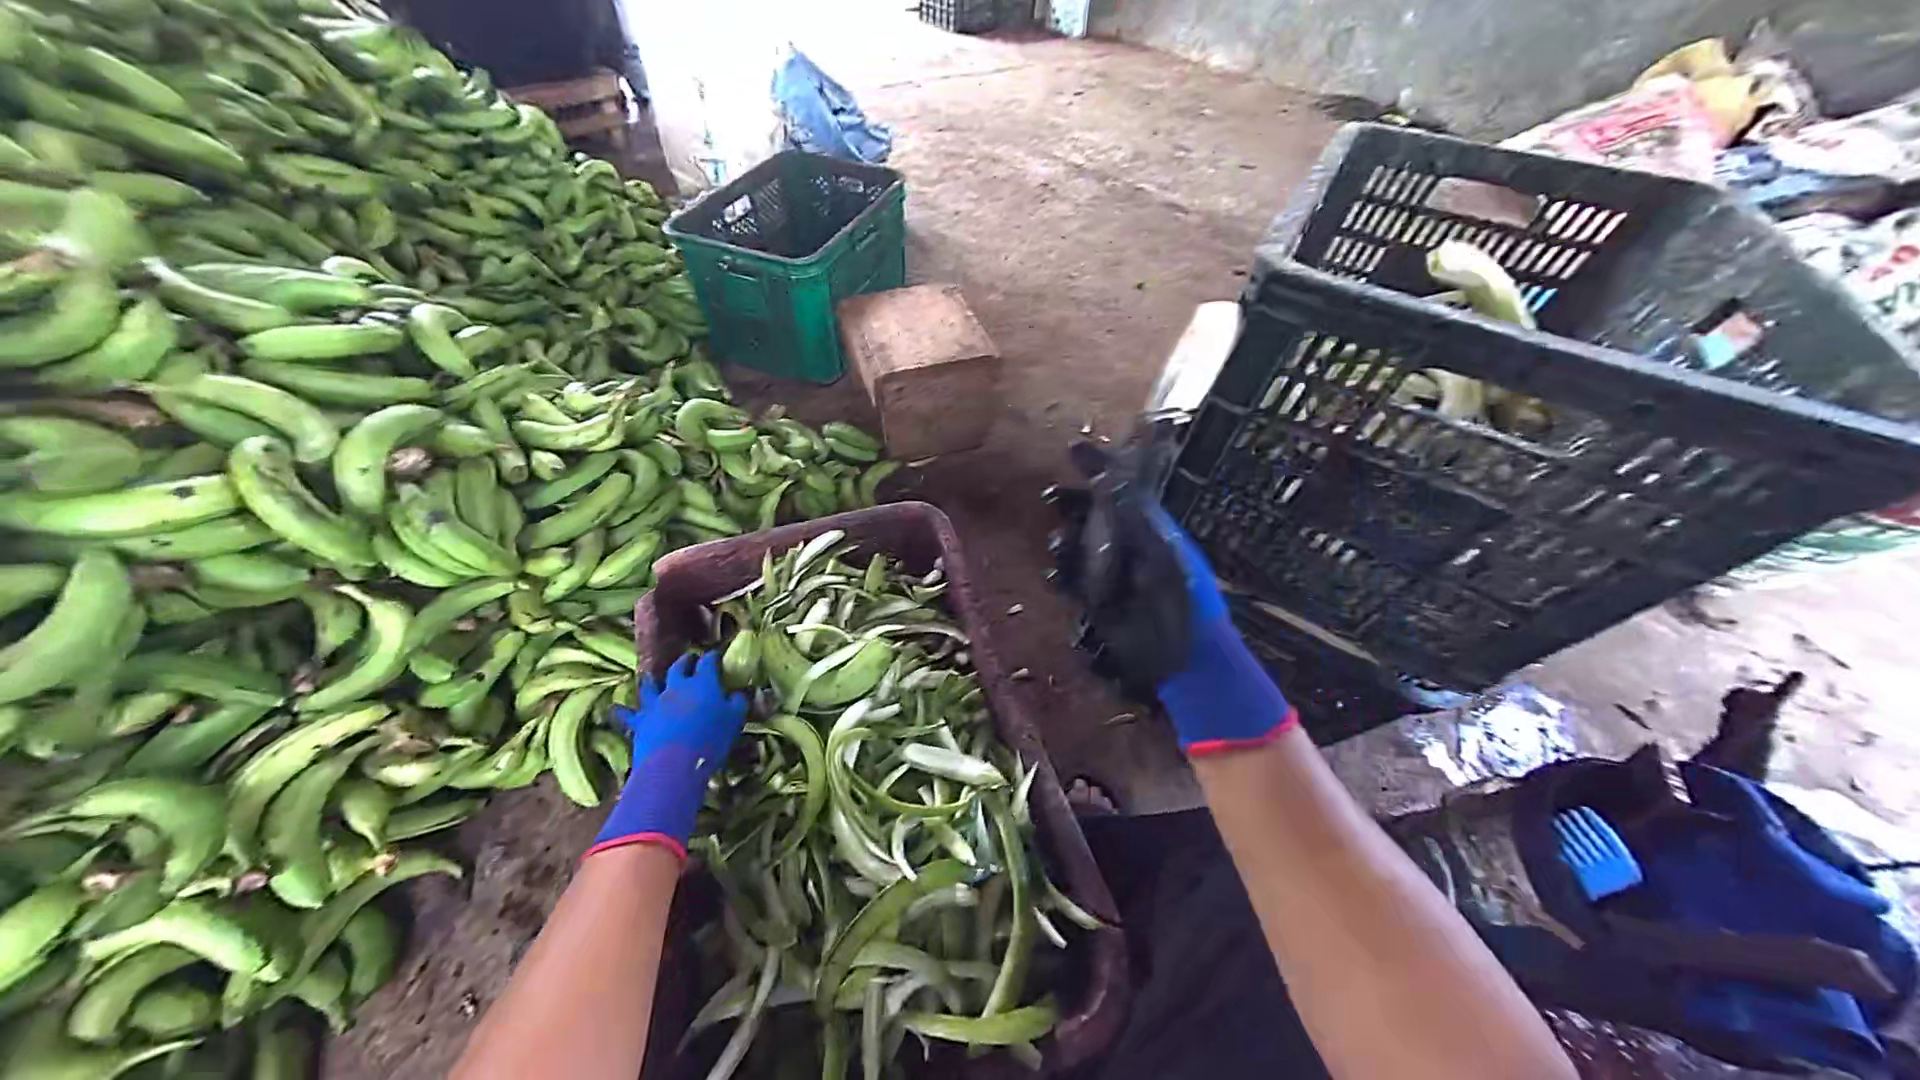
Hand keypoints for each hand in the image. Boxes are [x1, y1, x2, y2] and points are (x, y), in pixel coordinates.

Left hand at [586, 651, 748, 861]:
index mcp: (702, 683)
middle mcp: (677, 687)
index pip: (708, 662)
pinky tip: (614, 708)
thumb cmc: (712, 738)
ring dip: (651, 680)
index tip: (716, 655)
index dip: (712, 657)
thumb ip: (738, 702)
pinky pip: (626, 715)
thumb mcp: (735, 719)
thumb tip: (738, 693)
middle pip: (679, 668)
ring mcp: (655, 703)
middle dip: (685, 662)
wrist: (676, 763)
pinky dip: (621, 711)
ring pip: (650, 686)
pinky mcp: (639, 722)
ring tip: (649, 676)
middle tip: (688, 659)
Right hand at [1046, 439, 1293, 755]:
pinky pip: (1074, 582)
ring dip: (1065, 539)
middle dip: (1073, 504)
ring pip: (1080, 546)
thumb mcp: (1162, 552)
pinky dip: (1063, 574)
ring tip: (1058, 540)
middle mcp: (1130, 547)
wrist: (1188, 660)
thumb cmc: (1185, 603)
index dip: (1098, 467)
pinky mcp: (1100, 603)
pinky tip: (1057, 573)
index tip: (1074, 450)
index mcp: (1152, 529)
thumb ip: (1133, 517)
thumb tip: (1108, 479)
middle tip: (1053, 495)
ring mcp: (1114, 575)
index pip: (1120, 488)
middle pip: (1094, 515)